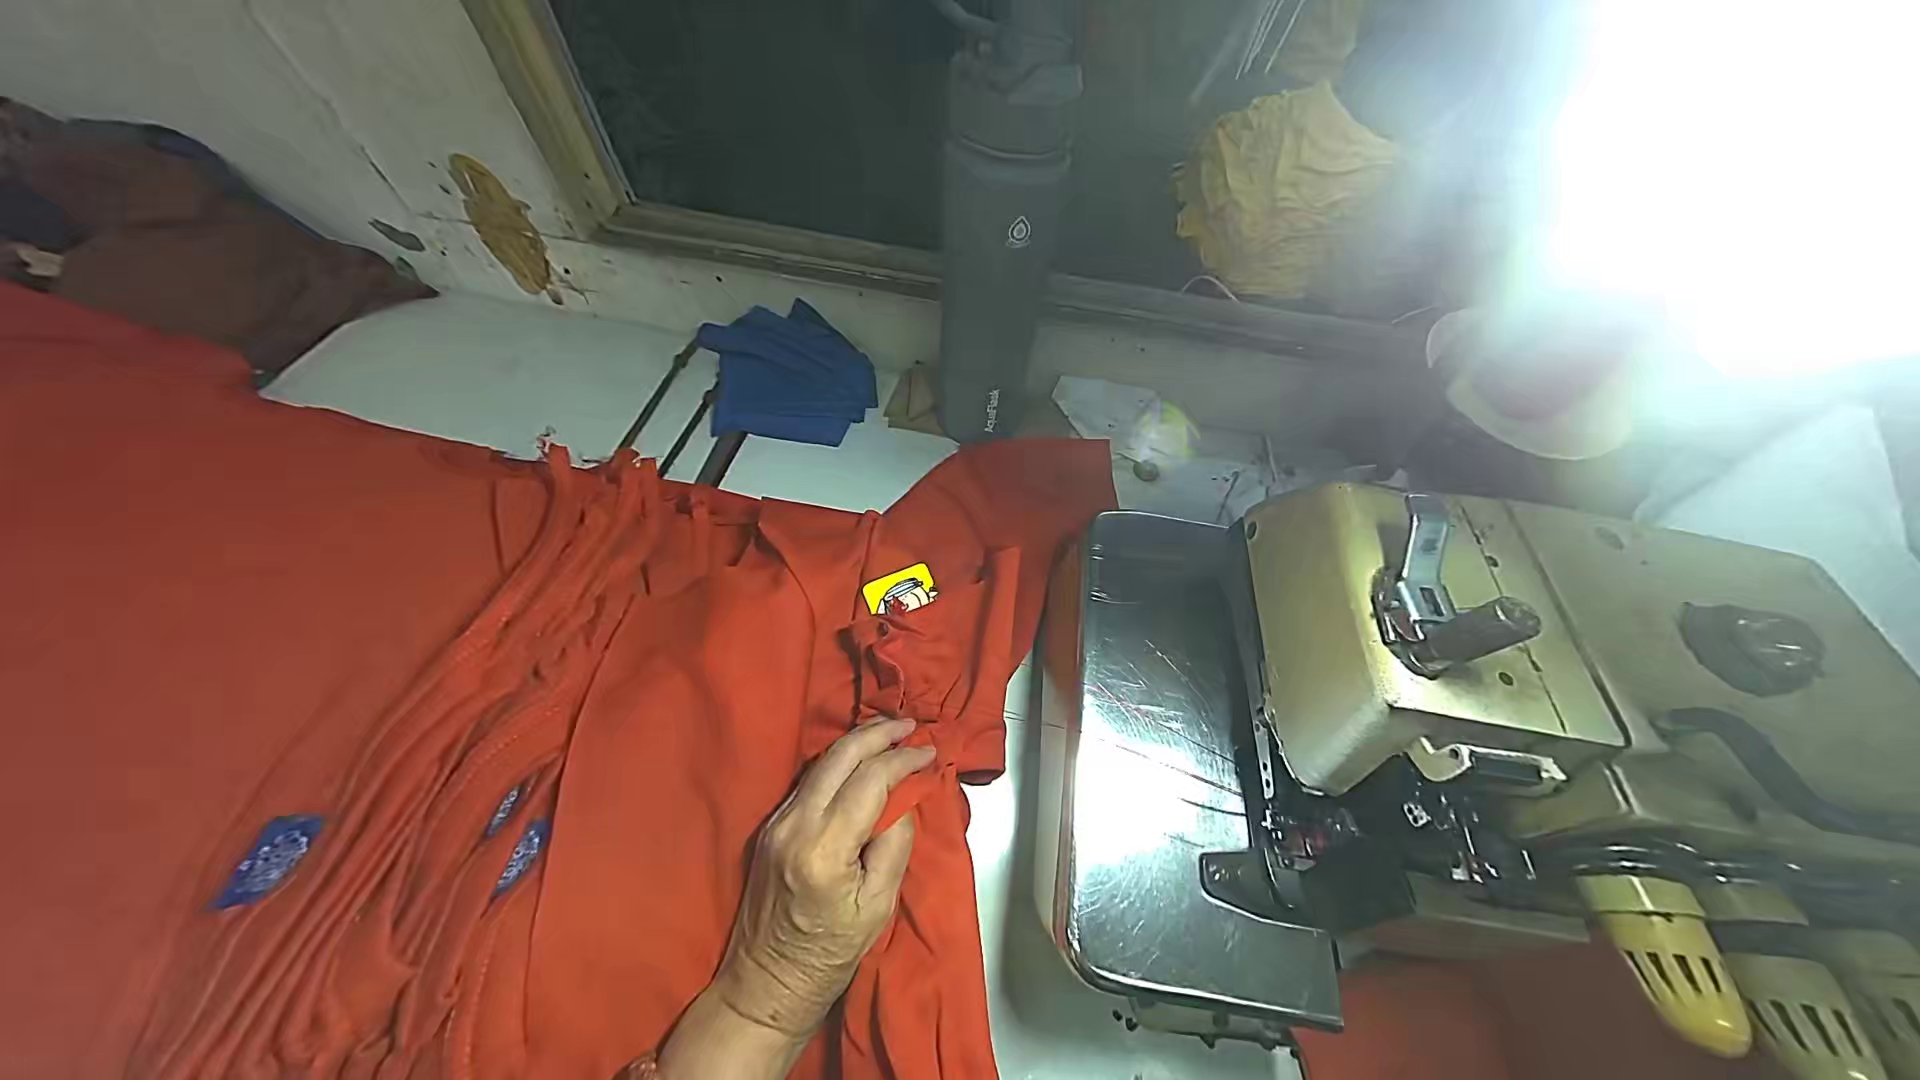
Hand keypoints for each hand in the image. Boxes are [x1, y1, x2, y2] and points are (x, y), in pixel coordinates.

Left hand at [713, 717, 934, 1039]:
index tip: (929, 752)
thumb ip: (895, 843)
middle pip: (840, 756)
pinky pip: (810, 779)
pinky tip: (861, 759)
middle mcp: (794, 825)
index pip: (870, 781)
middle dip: (878, 733)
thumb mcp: (879, 906)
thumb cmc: (830, 954)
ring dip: (858, 742)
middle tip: (909, 726)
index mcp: (824, 850)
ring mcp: (777, 822)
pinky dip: (840, 761)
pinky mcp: (771, 824)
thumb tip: (906, 796)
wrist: (766, 983)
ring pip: (822, 762)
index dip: (903, 760)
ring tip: (890, 733)